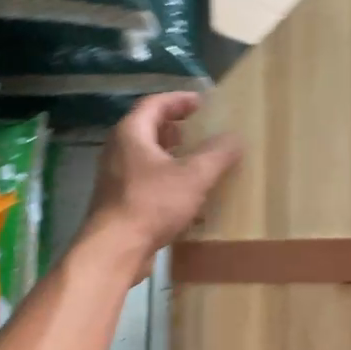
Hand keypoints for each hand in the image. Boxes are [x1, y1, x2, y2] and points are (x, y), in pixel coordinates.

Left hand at [83, 91, 241, 283]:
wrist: (116, 249)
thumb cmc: (152, 204)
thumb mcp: (193, 176)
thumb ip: (217, 154)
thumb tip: (235, 137)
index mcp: (131, 133)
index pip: (155, 104)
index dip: (179, 100)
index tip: (202, 103)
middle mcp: (118, 150)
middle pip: (147, 129)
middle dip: (175, 128)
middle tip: (199, 130)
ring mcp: (115, 177)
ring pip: (146, 157)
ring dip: (171, 155)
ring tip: (195, 161)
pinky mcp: (119, 201)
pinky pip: (145, 181)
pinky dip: (166, 180)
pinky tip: (185, 196)